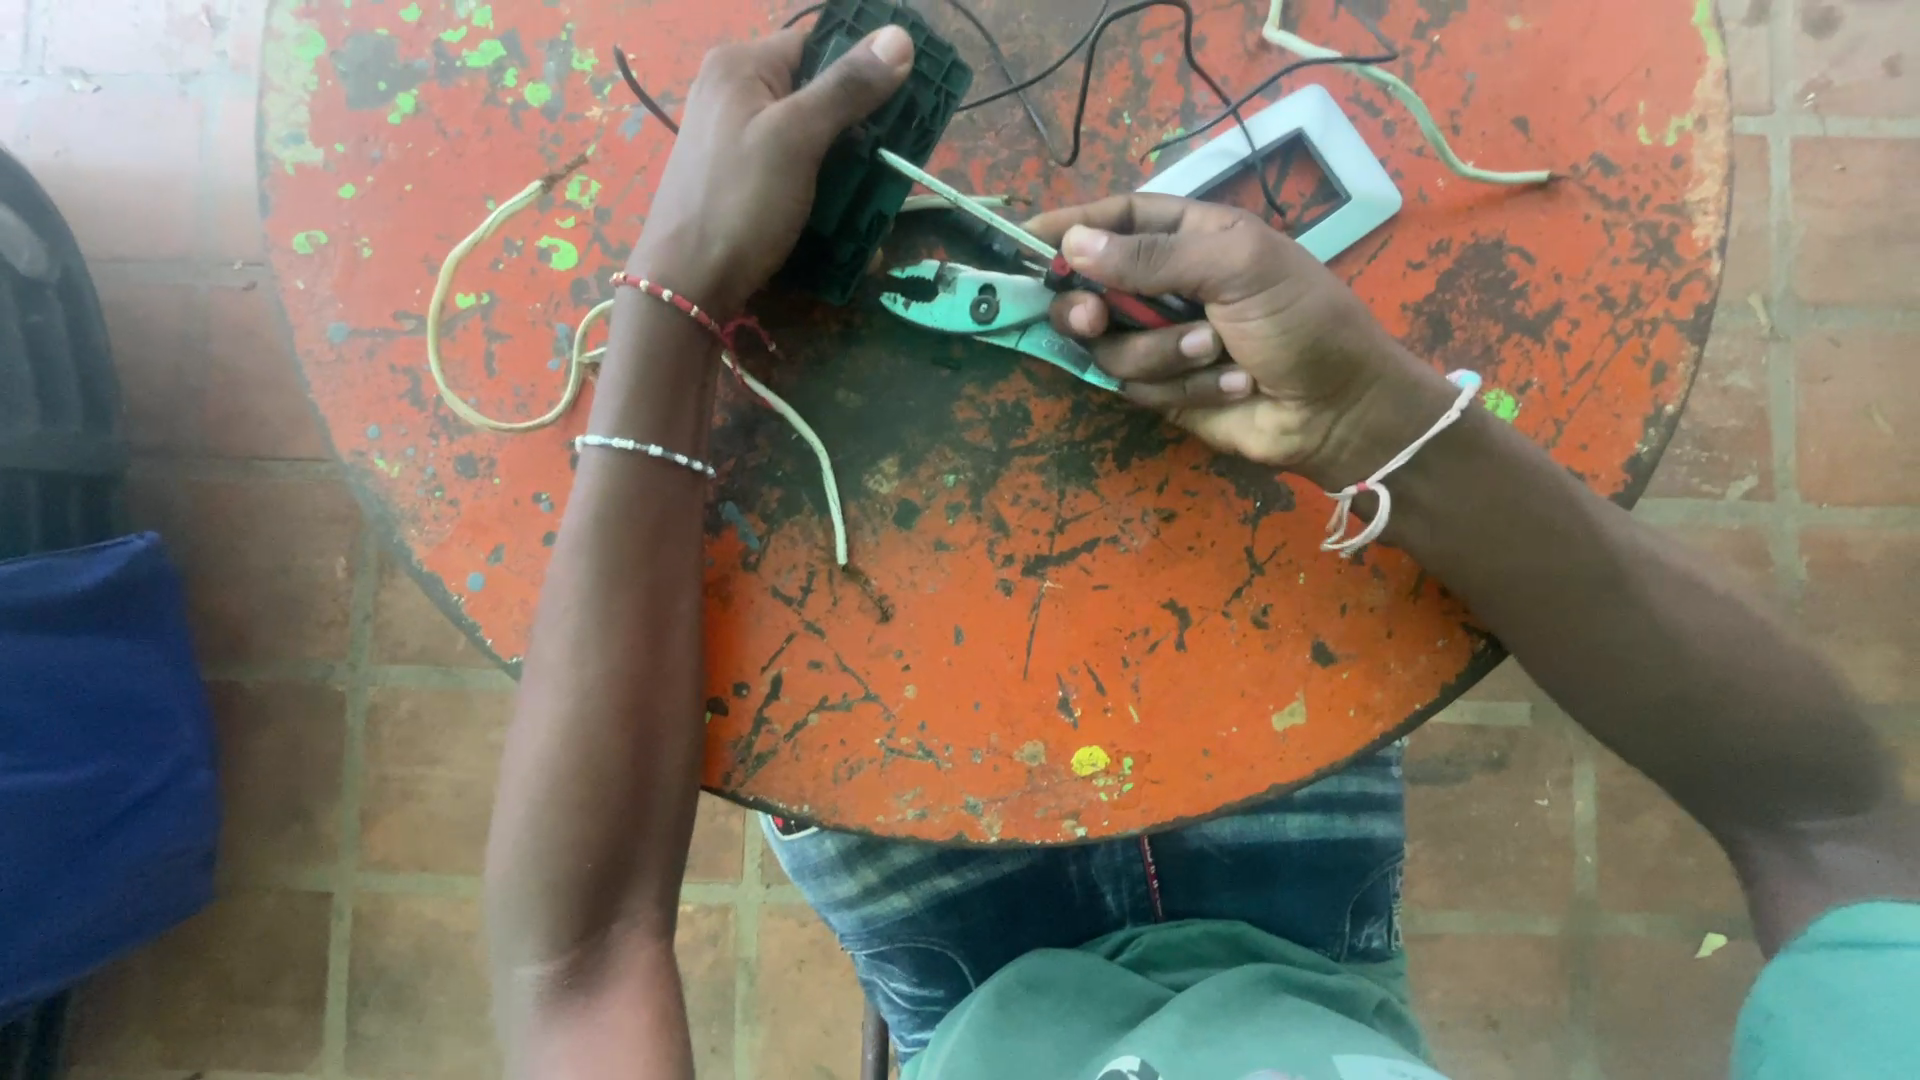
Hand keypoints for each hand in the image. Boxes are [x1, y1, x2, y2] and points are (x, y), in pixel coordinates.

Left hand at [627, 26, 914, 315]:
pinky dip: (821, 200)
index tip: (900, 115)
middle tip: (887, 174)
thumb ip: (846, 89)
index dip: (860, 77)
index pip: (818, 48)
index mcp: (741, 66)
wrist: (689, 281)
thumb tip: (900, 38)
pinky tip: (841, 230)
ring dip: (846, 180)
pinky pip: (794, 179)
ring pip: (811, 146)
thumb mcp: (797, 139)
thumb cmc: (741, 203)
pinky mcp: (742, 183)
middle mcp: (735, 95)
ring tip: (870, 215)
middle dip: (858, 140)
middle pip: (817, 100)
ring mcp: (737, 142)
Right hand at [1026, 195, 1453, 487]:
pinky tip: (1231, 385)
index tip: (1020, 242)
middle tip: (1092, 319)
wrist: (1336, 409)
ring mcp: (1159, 340)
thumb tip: (1072, 244)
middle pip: (1088, 289)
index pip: (1113, 220)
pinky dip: (1181, 387)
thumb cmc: (1301, 321)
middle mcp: (1164, 287)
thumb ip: (1153, 256)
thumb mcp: (1236, 268)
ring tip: (1218, 354)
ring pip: (1108, 347)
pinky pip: (1134, 386)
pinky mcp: (1160, 389)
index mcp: (1187, 237)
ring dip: (1162, 355)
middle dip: (1088, 308)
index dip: (1066, 228)